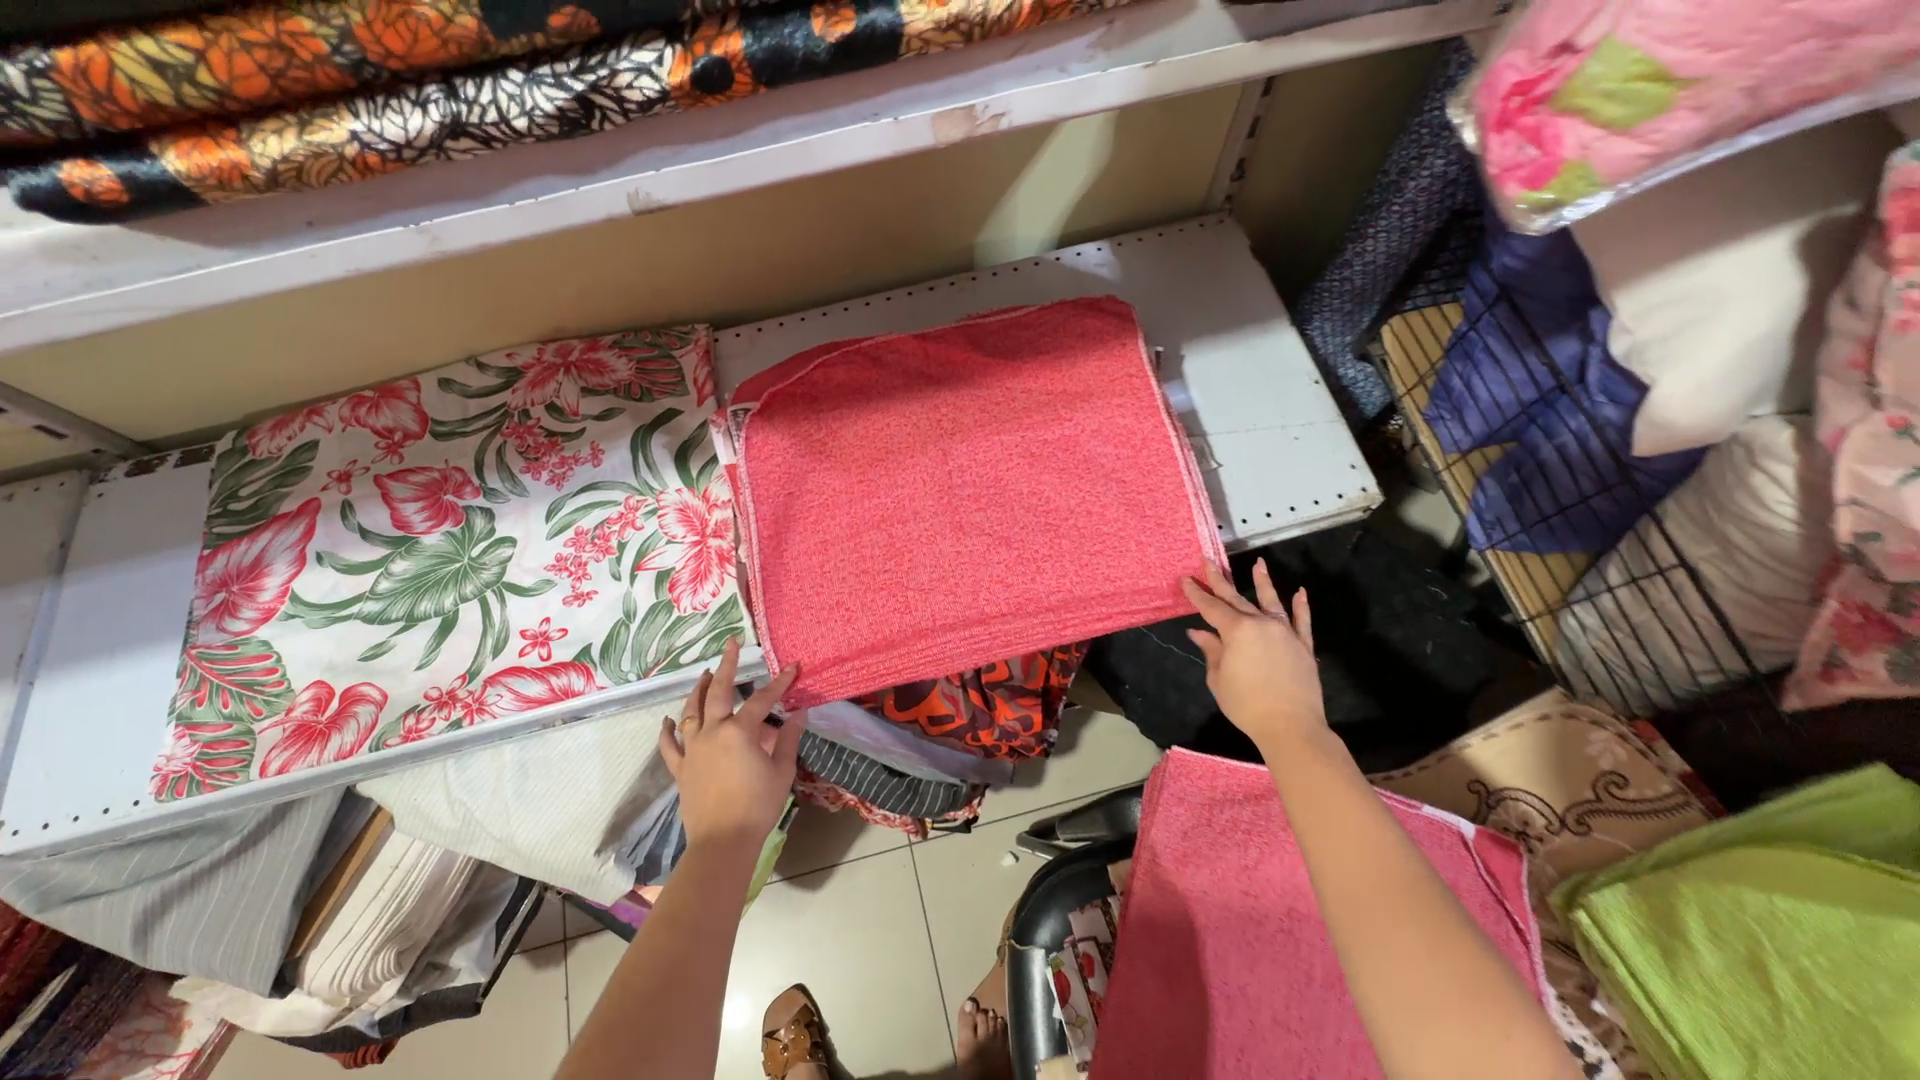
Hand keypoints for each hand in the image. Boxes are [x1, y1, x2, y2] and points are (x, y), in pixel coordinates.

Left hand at [658, 639, 804, 853]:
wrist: (723, 840)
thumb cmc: (758, 806)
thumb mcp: (782, 771)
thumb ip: (788, 739)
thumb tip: (800, 713)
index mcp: (739, 731)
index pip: (763, 700)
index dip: (779, 682)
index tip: (792, 666)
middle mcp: (712, 732)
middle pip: (718, 692)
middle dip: (727, 666)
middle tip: (731, 645)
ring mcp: (693, 749)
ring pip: (691, 711)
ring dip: (699, 691)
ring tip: (704, 675)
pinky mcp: (681, 768)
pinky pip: (670, 745)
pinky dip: (668, 731)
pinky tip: (669, 720)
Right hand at [1182, 560, 1328, 755]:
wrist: (1290, 724)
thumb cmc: (1246, 704)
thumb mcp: (1219, 678)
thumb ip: (1211, 651)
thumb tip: (1199, 633)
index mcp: (1237, 631)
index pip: (1212, 607)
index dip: (1197, 594)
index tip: (1187, 579)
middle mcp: (1261, 623)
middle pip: (1237, 599)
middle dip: (1221, 581)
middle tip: (1209, 562)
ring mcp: (1285, 632)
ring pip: (1272, 602)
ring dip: (1263, 582)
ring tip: (1259, 564)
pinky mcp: (1303, 645)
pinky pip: (1302, 621)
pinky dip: (1300, 606)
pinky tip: (1299, 593)